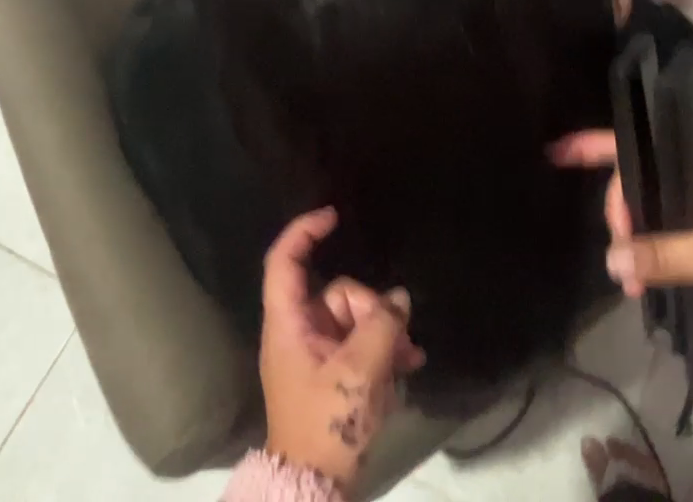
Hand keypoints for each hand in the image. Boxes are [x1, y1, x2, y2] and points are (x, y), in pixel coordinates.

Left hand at [259, 208, 424, 489]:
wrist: (315, 484)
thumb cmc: (326, 422)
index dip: (303, 233)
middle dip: (372, 309)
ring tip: (407, 359)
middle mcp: (299, 331)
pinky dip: (383, 350)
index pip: (284, 263)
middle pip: (338, 293)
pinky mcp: (333, 373)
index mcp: (288, 324)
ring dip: (385, 334)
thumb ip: (383, 325)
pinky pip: (361, 344)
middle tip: (397, 339)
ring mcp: (317, 353)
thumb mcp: (360, 370)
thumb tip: (399, 299)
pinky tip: (407, 365)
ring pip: (356, 319)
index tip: (333, 216)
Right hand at [551, 130, 692, 322]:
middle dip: (616, 217)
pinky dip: (635, 259)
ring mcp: (680, 209)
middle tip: (622, 255)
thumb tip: (612, 260)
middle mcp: (680, 181)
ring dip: (624, 245)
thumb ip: (664, 254)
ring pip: (633, 214)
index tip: (558, 152)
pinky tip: (636, 284)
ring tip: (631, 284)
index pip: (634, 146)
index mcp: (690, 168)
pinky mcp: (681, 236)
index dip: (594, 144)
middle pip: (626, 184)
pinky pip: (643, 238)